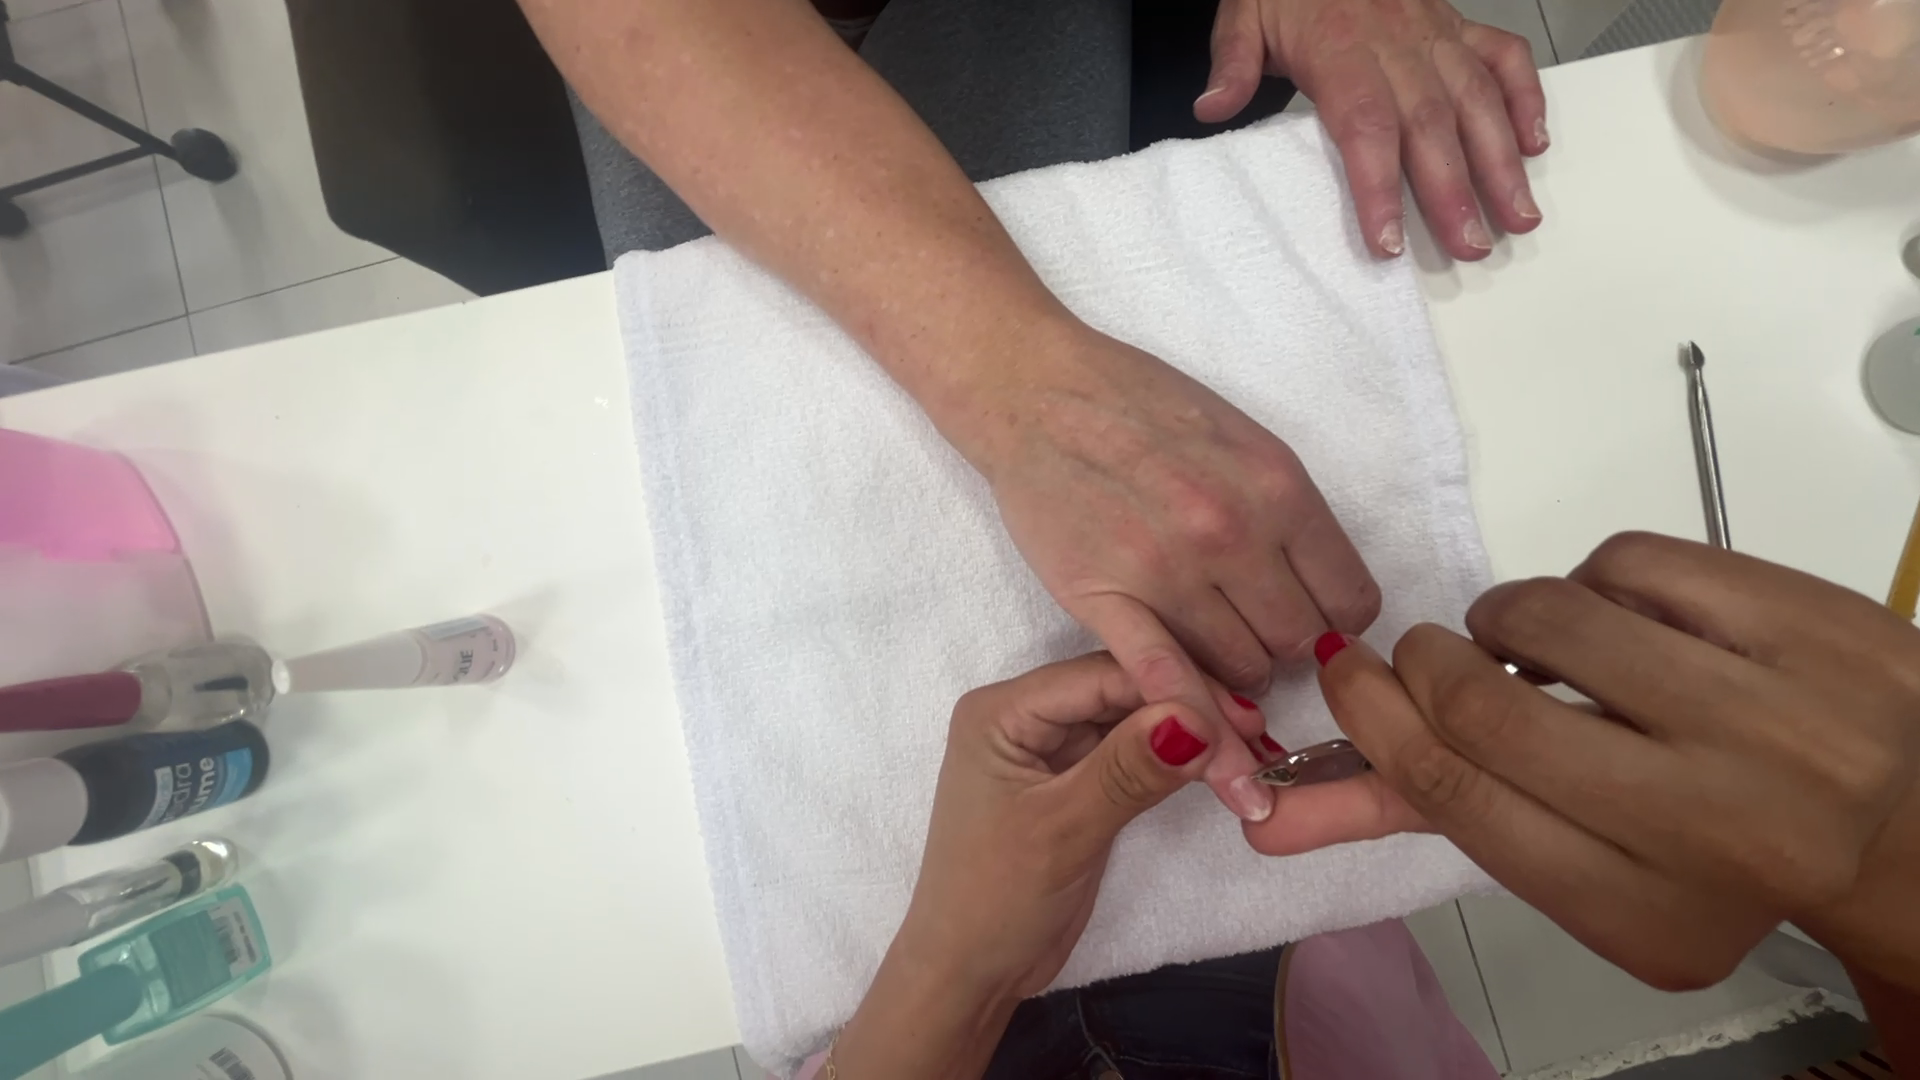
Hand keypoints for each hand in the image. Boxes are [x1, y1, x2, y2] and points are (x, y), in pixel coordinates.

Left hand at [830, 656, 1218, 1076]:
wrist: (971, 972)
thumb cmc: (997, 899)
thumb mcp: (1063, 830)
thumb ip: (1127, 771)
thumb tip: (1198, 717)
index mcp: (1002, 709)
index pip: (1097, 676)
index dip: (1170, 689)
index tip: (1241, 719)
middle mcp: (1025, 713)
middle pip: (1116, 690)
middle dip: (1184, 710)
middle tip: (1259, 734)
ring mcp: (1050, 745)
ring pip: (1128, 720)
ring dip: (1185, 734)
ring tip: (1254, 748)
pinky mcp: (1074, 776)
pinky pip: (1128, 752)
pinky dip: (1171, 760)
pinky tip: (1218, 765)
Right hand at [965, 325, 1379, 822]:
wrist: (1037, 396)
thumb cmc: (1135, 402)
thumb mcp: (1236, 432)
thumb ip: (1284, 507)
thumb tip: (1312, 583)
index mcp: (1278, 487)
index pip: (1349, 599)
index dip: (1335, 623)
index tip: (1311, 623)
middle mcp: (1233, 534)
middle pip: (1296, 644)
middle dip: (1283, 652)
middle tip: (1251, 635)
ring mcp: (1167, 572)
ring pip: (1239, 670)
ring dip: (1235, 675)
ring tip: (1205, 647)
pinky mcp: (1104, 600)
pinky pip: (1165, 682)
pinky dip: (1200, 733)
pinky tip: (1222, 770)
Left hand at [1197, 0, 1549, 260]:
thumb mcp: (1246, 14)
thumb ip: (1232, 62)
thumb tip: (1212, 106)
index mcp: (1344, 50)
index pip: (1366, 127)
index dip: (1380, 188)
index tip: (1389, 242)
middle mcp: (1401, 43)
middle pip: (1432, 127)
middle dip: (1456, 193)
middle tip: (1472, 247)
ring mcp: (1436, 34)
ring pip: (1478, 101)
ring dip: (1502, 162)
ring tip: (1519, 217)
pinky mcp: (1457, 24)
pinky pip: (1502, 58)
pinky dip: (1524, 99)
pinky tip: (1534, 144)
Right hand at [1244, 533, 1919, 993]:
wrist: (1914, 829)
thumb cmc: (1688, 848)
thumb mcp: (1550, 859)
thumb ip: (1406, 822)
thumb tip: (1259, 819)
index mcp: (1637, 906)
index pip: (1447, 792)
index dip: (1369, 716)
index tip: (1344, 670)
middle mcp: (1719, 828)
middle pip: (1482, 705)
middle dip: (1425, 659)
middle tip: (1430, 655)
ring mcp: (1787, 722)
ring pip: (1547, 615)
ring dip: (1506, 616)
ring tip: (1540, 646)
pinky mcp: (1824, 628)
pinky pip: (1626, 561)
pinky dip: (1593, 581)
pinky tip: (1633, 624)